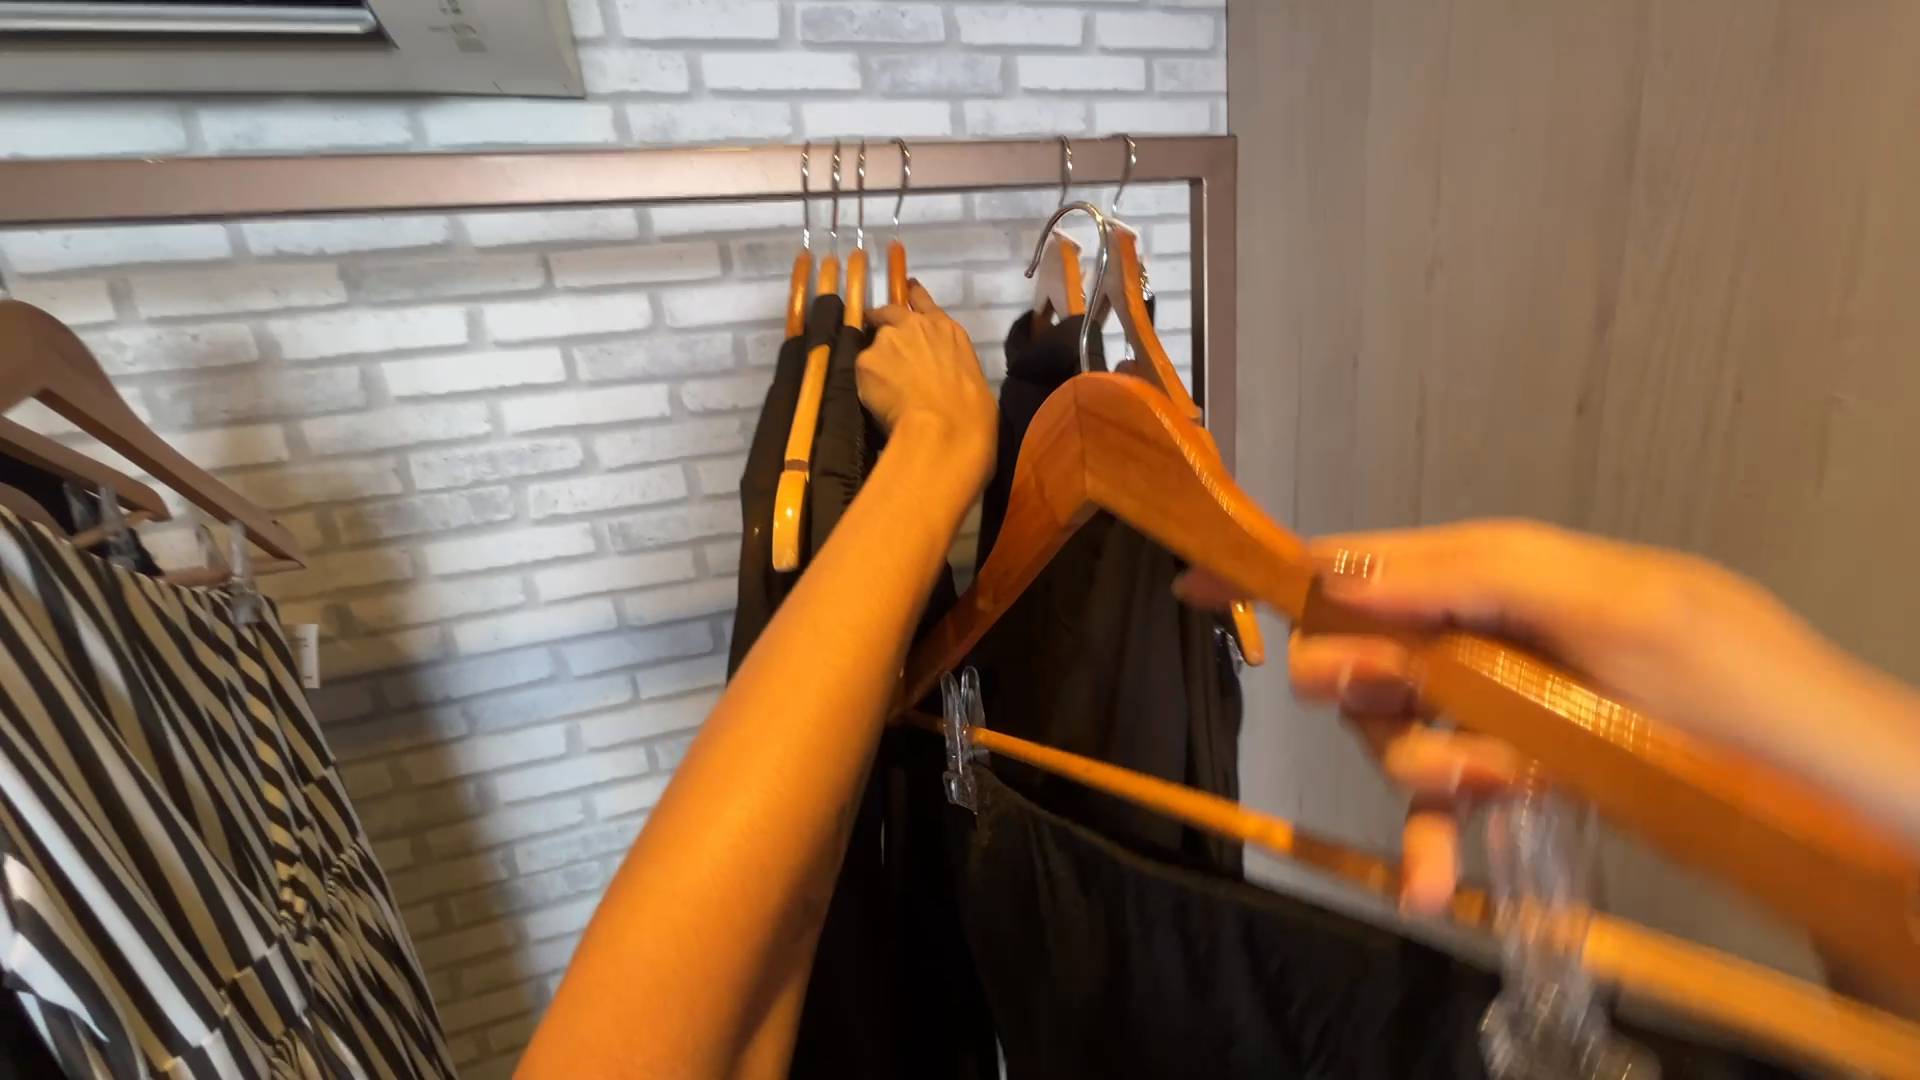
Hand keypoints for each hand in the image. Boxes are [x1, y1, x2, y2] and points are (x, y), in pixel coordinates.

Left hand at [861, 279, 996, 490]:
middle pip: (890, 313)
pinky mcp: (866, 360)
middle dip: (882, 321)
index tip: (906, 287)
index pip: (925, 303)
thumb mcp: (969, 376)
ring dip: (878, 362)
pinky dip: (868, 385)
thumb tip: (938, 375)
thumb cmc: (971, 412)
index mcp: (948, 331)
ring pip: (874, 348)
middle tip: (878, 336)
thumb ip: (947, 364)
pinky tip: (880, 402)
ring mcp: (888, 340)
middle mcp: (916, 326)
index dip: (913, 295)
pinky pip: (863, 372)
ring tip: (885, 389)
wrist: (945, 427)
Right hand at [1184, 520, 1869, 912]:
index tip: (1198, 587)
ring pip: (1391, 735)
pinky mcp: (1510, 774)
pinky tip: (1433, 889)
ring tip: (1495, 793)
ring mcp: (1489, 711)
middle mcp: (1473, 637)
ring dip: (1424, 771)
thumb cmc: (1748, 690)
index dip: (1277, 574)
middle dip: (1363, 685)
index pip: (1358, 564)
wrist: (1861, 811)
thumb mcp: (1622, 606)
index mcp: (1491, 576)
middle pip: (1356, 656)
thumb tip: (1343, 578)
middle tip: (1388, 702)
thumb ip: (1478, 574)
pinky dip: (1430, 843)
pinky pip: (1438, 808)